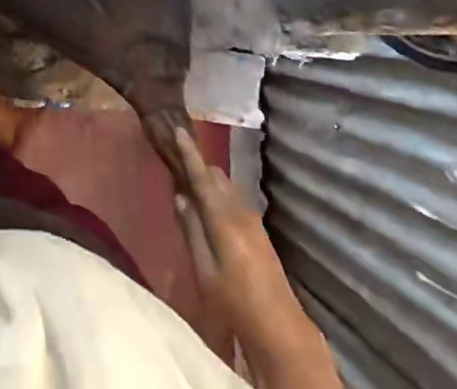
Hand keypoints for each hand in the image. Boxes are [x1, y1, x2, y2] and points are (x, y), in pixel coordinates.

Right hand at [172, 128, 341, 388]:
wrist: (280, 327)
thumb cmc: (235, 302)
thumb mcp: (204, 271)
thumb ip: (191, 230)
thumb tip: (180, 195)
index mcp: (224, 220)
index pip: (203, 177)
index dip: (189, 153)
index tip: (178, 129)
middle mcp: (241, 212)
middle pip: (217, 177)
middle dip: (197, 164)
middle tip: (175, 158)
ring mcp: (253, 221)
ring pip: (227, 187)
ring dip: (209, 179)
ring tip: (189, 178)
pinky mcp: (258, 232)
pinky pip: (234, 199)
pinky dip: (218, 193)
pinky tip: (209, 204)